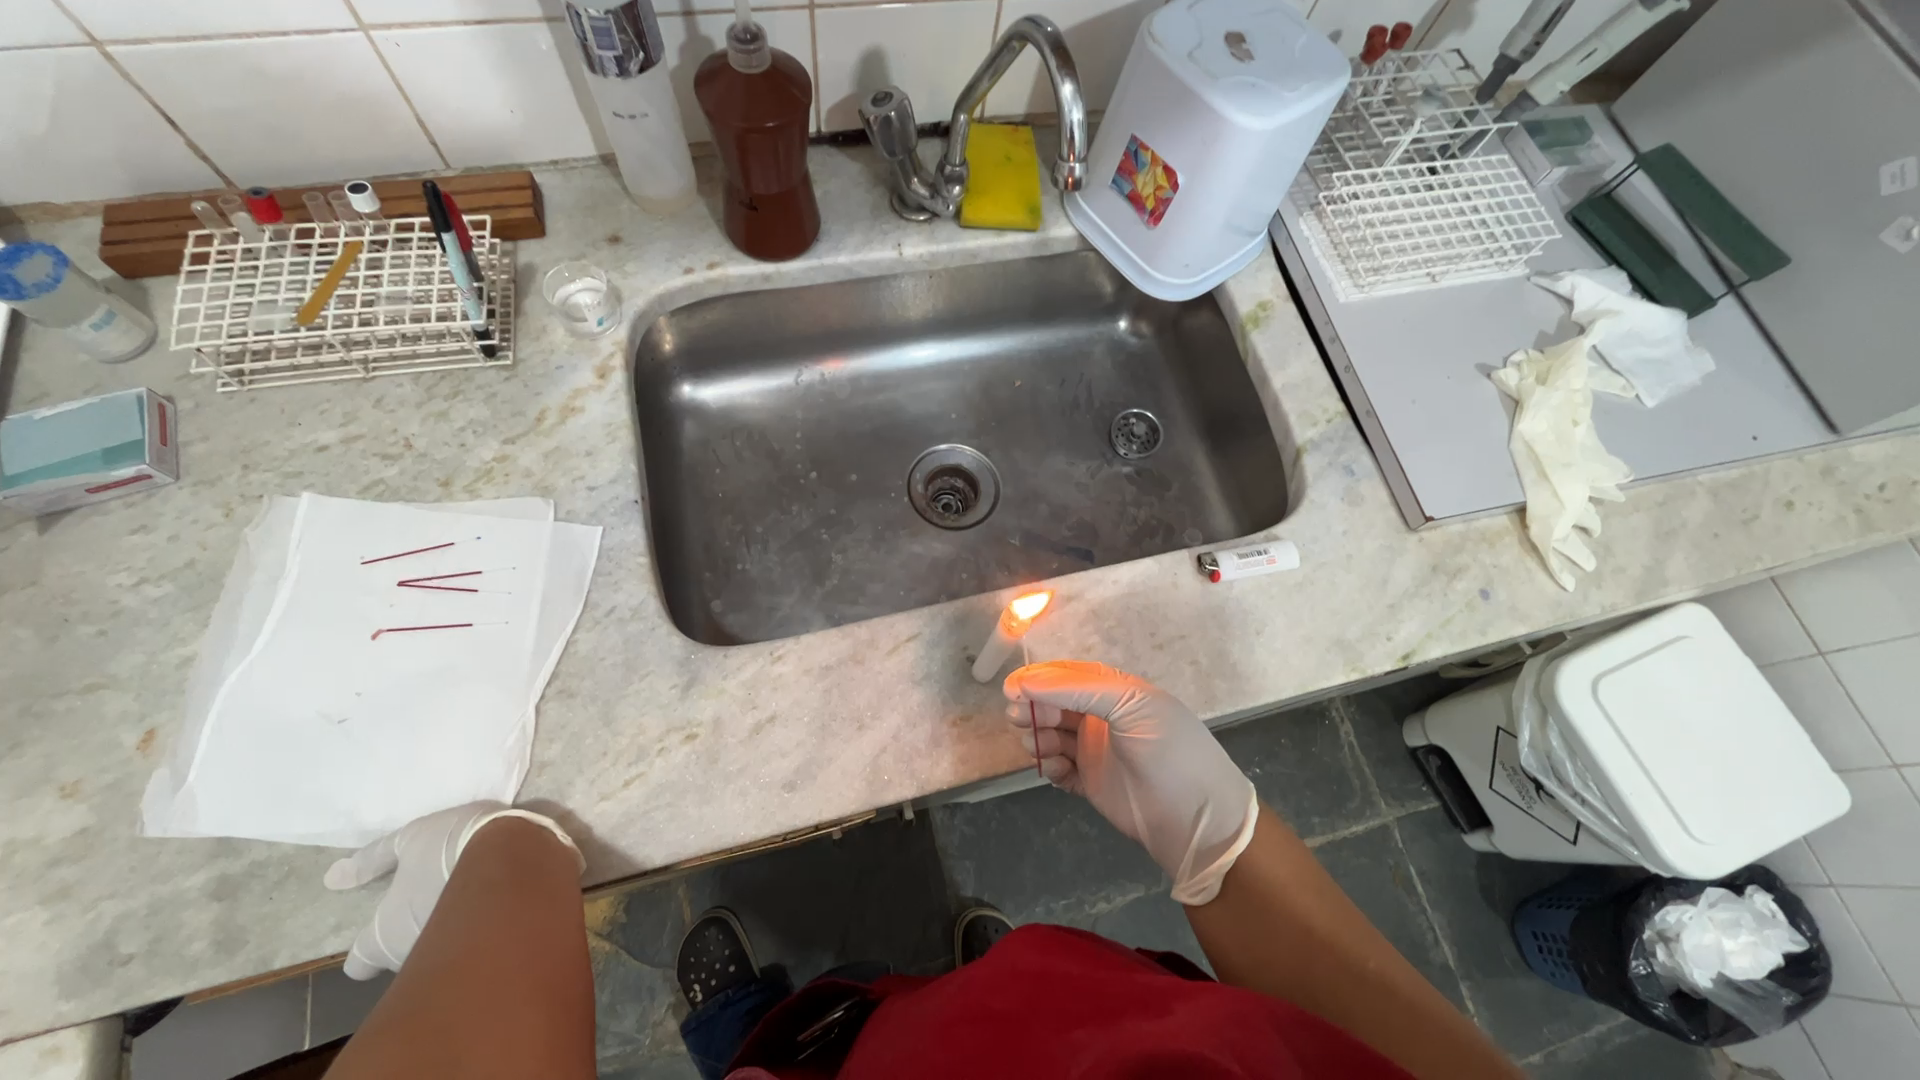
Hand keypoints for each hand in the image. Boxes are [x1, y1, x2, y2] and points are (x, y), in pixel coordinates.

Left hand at [323, 802, 582, 978]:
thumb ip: (374, 860)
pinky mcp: (488, 951)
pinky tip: (494, 912)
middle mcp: (411, 957)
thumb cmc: (450, 850)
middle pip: (405, 956)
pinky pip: (477, 948)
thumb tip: (332, 878)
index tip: (380, 934)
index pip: (360, 964)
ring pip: (442, 955)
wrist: (514, 859)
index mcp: (384, 938)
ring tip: (467, 908)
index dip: (367, 951)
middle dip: (416, 937)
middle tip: (433, 906)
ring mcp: (451, 959)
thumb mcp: (411, 840)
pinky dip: (480, 934)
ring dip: (449, 936)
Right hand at [1005, 662, 1256, 905]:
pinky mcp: (1092, 783)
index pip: (1067, 676)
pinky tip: (1059, 772)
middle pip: (1054, 705)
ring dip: (1039, 738)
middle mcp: (1104, 717)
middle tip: (1020, 721)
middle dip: (1034, 709)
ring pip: (1052, 736)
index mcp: (1115, 691)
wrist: (1196, 818)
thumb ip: (1075, 688)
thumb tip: (1023, 681)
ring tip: (1043, 750)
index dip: (1038, 681)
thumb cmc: (1168, 750)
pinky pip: (1059, 769)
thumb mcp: (1128, 704)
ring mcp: (1098, 751)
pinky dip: (1051, 768)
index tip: (1011, 690)